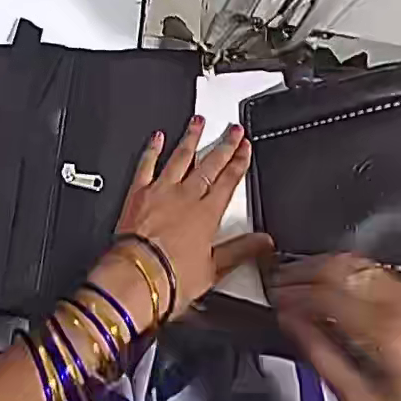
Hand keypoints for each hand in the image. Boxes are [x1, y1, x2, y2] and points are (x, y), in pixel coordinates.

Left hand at [103, 117, 271, 323]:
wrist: (135, 277)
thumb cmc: (170, 278)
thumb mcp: (214, 270)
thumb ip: (241, 251)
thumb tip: (264, 243)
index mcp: (206, 214)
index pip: (228, 181)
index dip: (239, 162)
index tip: (244, 148)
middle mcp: (186, 196)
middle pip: (209, 164)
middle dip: (224, 145)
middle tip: (233, 129)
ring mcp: (161, 191)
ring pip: (180, 156)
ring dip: (192, 138)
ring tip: (198, 121)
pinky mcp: (138, 193)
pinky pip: (147, 164)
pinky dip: (152, 149)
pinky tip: (157, 138)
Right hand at [271, 255, 400, 400]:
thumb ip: (321, 355)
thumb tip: (290, 322)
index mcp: (390, 331)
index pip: (327, 293)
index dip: (294, 293)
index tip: (273, 297)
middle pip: (341, 268)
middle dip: (303, 272)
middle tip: (278, 283)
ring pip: (356, 263)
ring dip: (322, 267)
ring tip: (297, 281)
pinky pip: (373, 271)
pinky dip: (344, 272)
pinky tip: (328, 283)